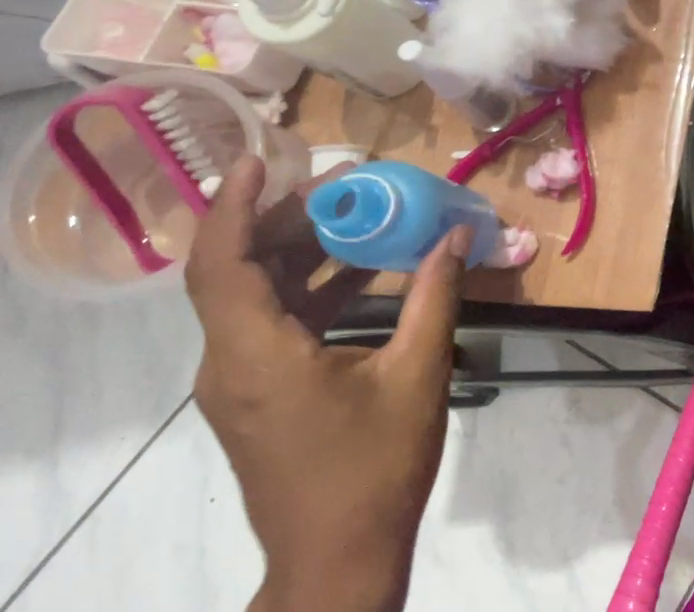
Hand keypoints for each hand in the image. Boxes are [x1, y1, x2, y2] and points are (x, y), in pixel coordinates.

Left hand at [185, 156, 469, 611]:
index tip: (258, 158)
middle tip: (338, 183)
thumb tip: (458, 236)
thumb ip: (434, 297)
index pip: (221, 265)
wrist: (339, 551)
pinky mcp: (256, 395)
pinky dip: (307, 290)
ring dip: (296, 254)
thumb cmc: (378, 462)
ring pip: (251, 299)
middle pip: (233, 274)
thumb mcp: (418, 372)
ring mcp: (238, 382)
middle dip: (279, 221)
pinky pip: (270, 325)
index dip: (233, 206)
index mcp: (256, 356)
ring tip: (354, 215)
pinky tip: (360, 273)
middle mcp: (228, 363)